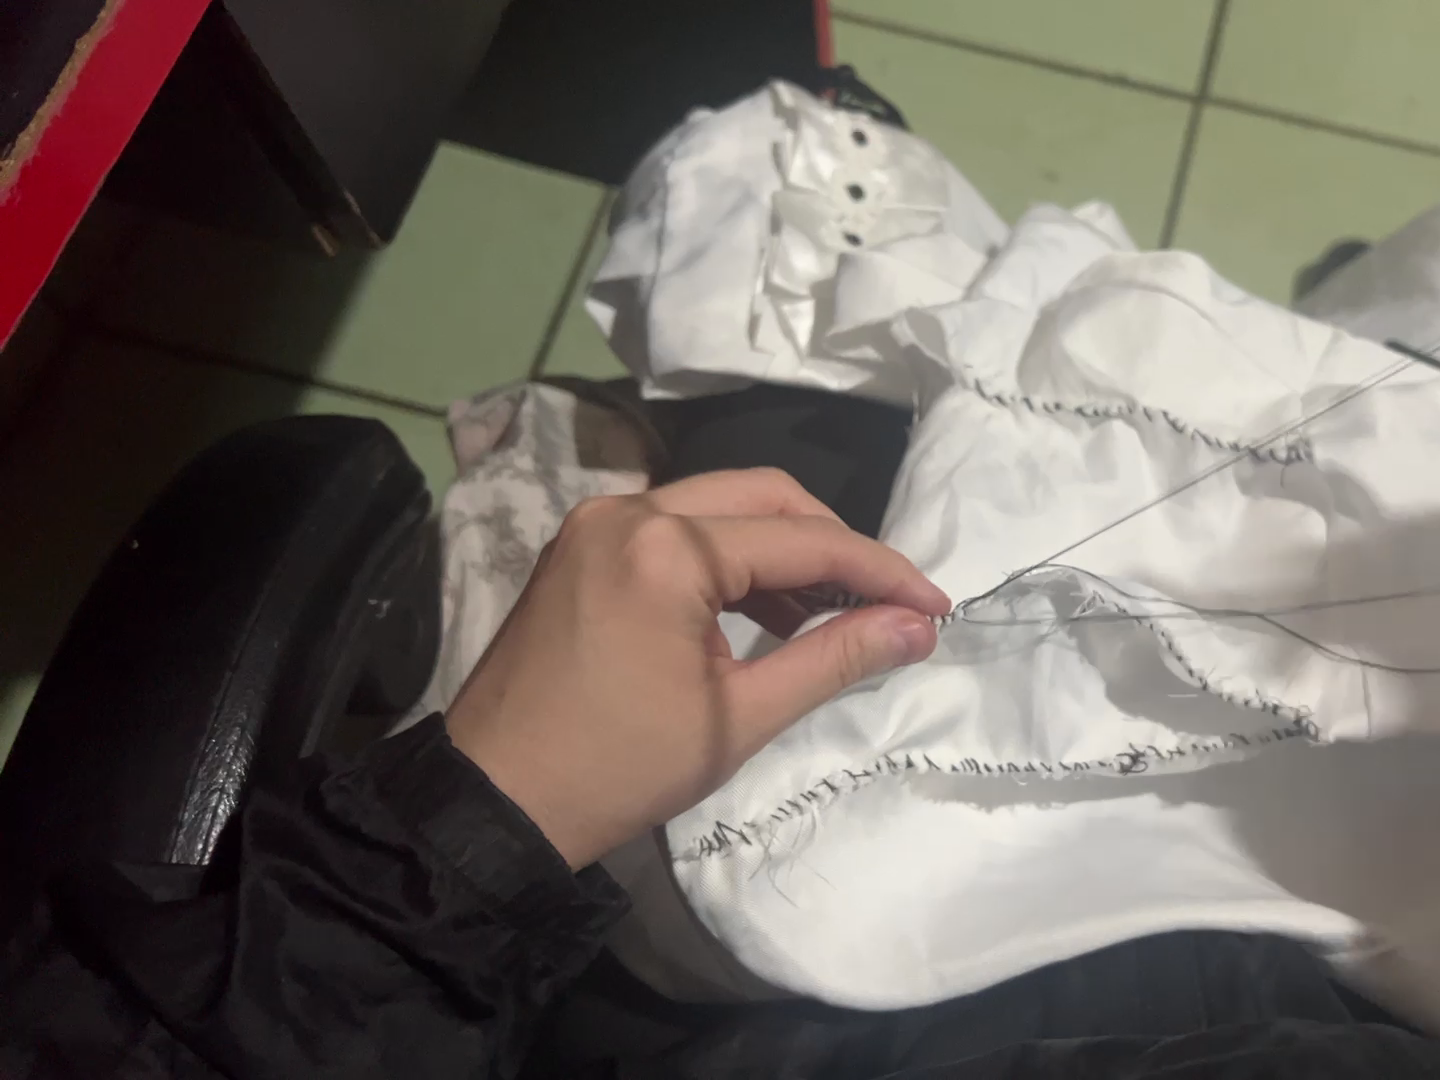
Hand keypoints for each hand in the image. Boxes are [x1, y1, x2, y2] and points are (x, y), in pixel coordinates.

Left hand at [444, 469, 949, 868]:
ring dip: (788, 549)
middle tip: (881, 599)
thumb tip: (918, 626)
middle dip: (836, 545)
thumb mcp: (742, 717)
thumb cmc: (619, 770)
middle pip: (768, 497)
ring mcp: (602, 521)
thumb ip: (838, 657)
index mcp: (666, 549)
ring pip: (728, 506)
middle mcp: (630, 510)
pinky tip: (767, 610)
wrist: (489, 809)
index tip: (933, 605)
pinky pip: (687, 529)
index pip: (804, 540)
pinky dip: (739, 560)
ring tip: (832, 610)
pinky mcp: (589, 543)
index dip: (881, 572)